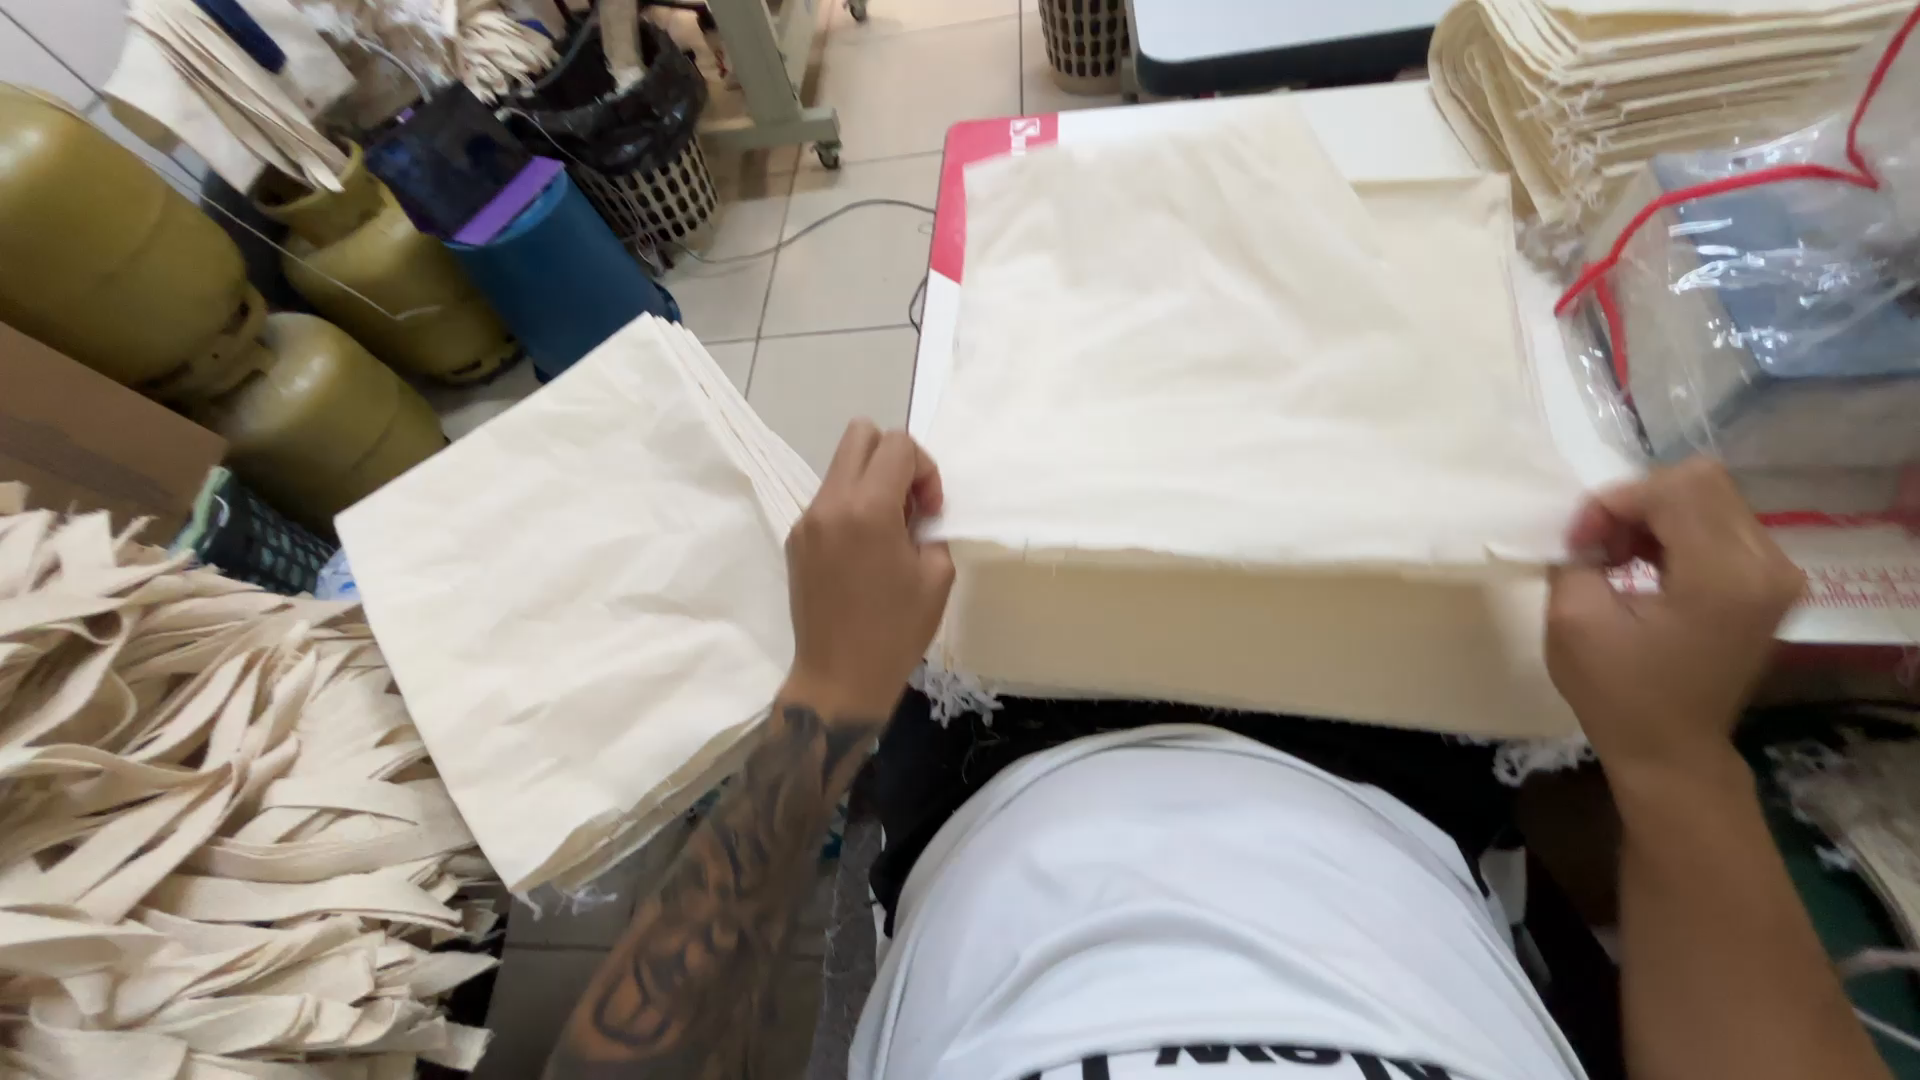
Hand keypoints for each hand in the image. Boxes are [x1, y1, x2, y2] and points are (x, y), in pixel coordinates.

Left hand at [783, 421, 954, 720]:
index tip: (930, 511)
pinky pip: (829, 500)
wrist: (839, 677)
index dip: (925, 469)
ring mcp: (807, 520)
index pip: (897, 444)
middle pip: (860, 434)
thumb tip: (913, 514)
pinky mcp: (796, 539)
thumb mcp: (936, 575)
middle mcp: (829, 503)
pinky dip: (853, 508)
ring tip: (888, 535)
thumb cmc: (896, 630)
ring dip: (872, 484)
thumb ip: (929, 527)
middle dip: (894, 457)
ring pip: (842, 467)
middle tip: (909, 504)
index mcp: (867, 509)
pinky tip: (864, 554)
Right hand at [1546, 459, 1804, 774]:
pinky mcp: (1768, 584)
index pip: (1675, 489)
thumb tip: (1591, 531)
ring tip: (1616, 558)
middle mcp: (1768, 566)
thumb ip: (1580, 557)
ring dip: (1651, 517)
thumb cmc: (1614, 688)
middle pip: (1701, 482)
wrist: (1668, 745)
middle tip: (1597, 545)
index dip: (1613, 502)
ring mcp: (1776, 574)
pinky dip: (1671, 532)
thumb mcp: (1573, 617)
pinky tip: (1642, 566)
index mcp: (1723, 577)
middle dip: (1633, 503)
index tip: (1580, 543)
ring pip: (1710, 498)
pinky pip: (1719, 525)